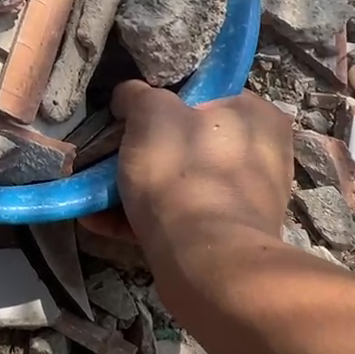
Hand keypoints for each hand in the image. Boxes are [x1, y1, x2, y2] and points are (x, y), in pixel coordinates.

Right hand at [106, 81, 292, 255]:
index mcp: (257, 116)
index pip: (205, 93)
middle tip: (107, 151)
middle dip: (142, 148)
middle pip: (187, 140)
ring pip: (177, 180)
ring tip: (93, 190)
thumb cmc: (181, 171)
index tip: (130, 112)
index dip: (162, 98)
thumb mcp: (150, 111)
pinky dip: (139, 215)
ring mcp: (245, 200)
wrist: (202, 260)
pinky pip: (177, 214)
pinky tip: (96, 218)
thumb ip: (136, 93)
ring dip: (134, 184)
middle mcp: (261, 155)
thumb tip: (130, 98)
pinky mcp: (227, 236)